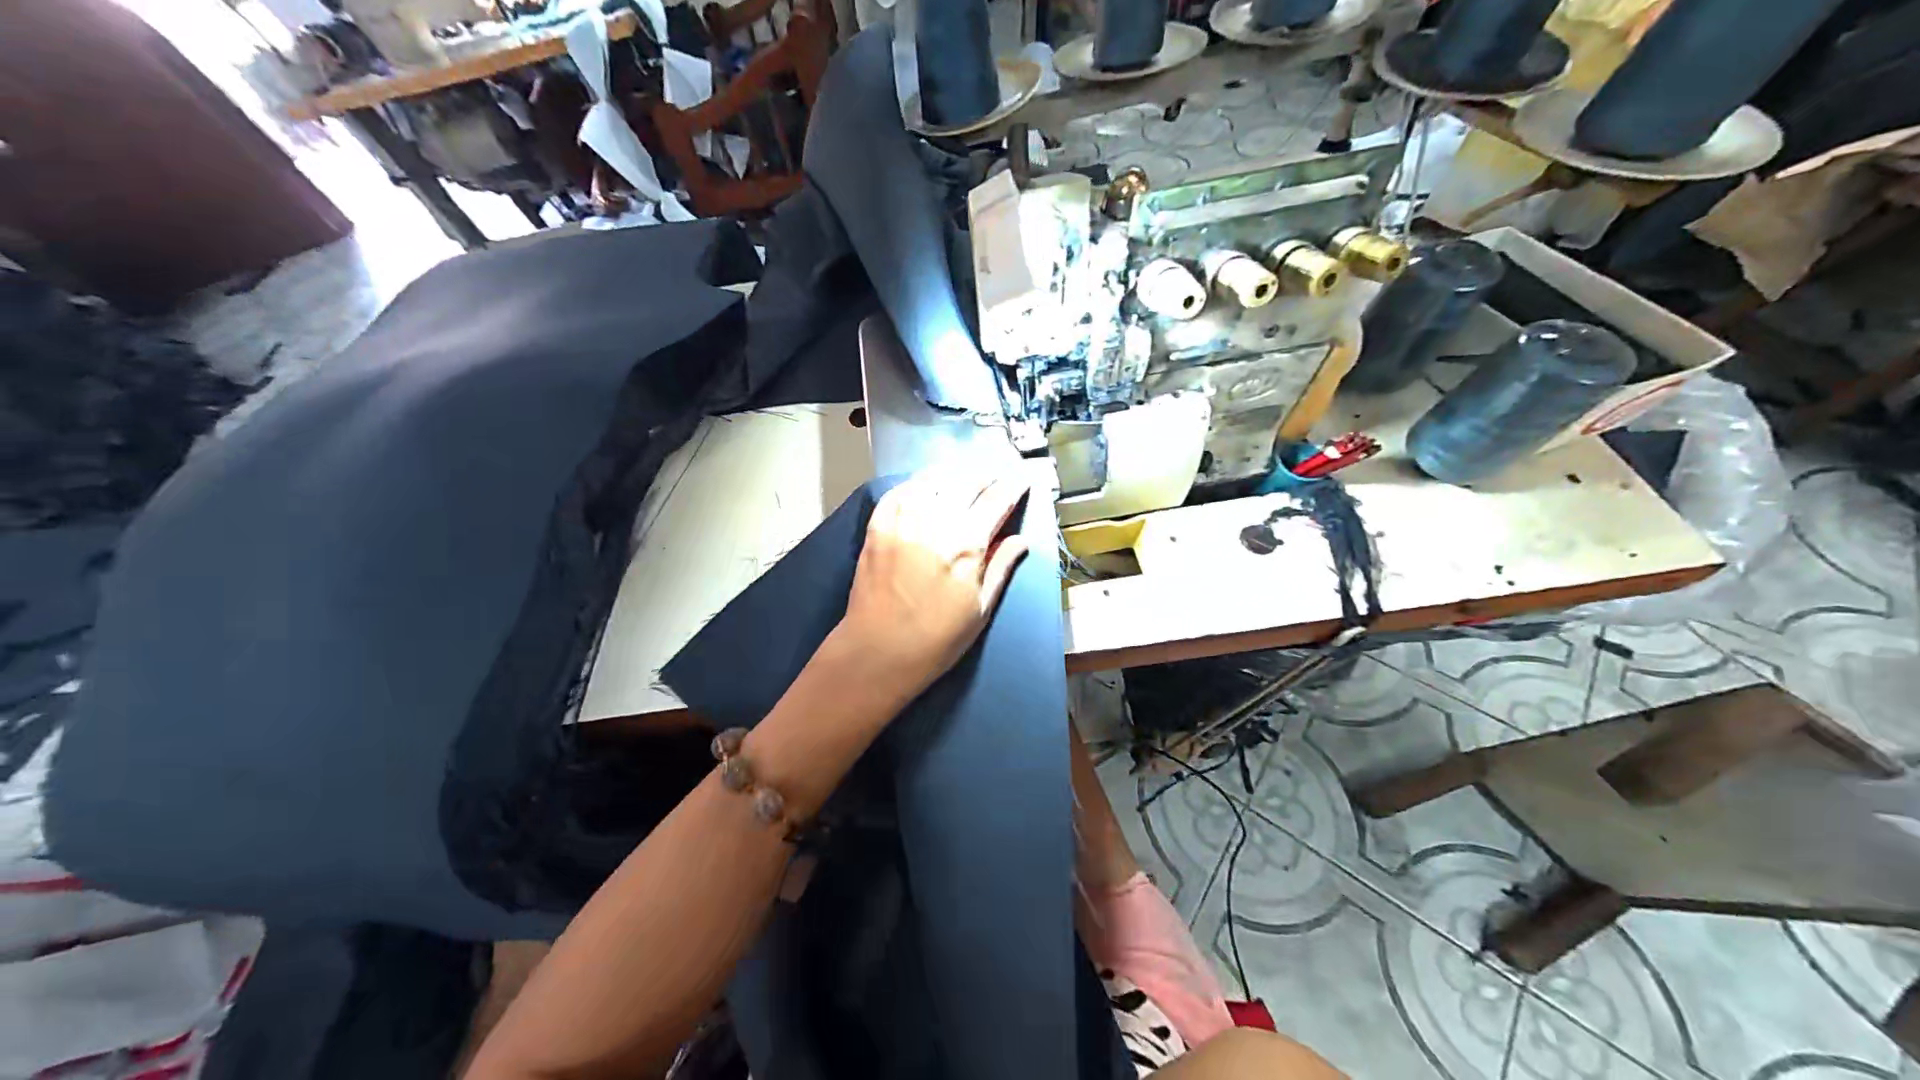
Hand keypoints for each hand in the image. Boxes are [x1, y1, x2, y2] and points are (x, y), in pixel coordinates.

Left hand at [830, 464, 1033, 703]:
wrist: (878, 652)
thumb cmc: (936, 639)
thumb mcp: (980, 609)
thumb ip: (1000, 568)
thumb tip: (1019, 541)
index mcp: (966, 544)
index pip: (996, 500)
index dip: (1013, 486)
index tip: (1022, 479)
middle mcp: (935, 522)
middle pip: (966, 483)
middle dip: (985, 476)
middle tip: (996, 477)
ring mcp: (902, 521)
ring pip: (932, 480)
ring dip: (953, 474)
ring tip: (964, 476)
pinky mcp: (877, 527)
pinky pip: (899, 492)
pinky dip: (917, 483)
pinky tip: (926, 485)